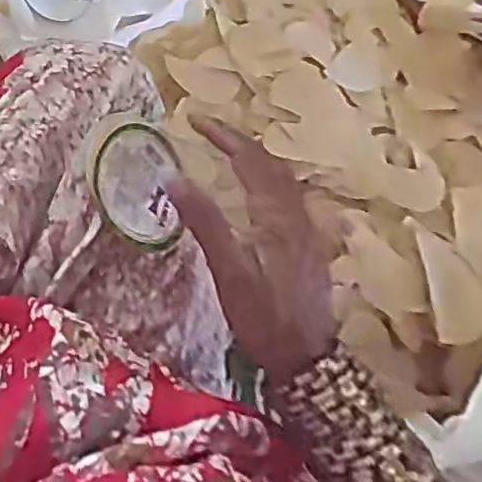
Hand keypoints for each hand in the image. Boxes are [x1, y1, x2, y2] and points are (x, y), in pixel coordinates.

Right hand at [167, 117, 338, 381]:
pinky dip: (265, 174)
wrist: (308, 362)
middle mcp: (295, 213)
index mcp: (276, 214)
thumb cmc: (264, 317)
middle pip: (269, 161)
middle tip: (207, 128)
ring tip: (227, 147)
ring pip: (282, 176)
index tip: (193, 119)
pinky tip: (254, 186)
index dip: (222, 134)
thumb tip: (172, 176)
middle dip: (237, 138)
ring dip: (253, 154)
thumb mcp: (228, 270)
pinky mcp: (306, 243)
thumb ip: (204, 220)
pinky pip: (286, 191)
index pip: (249, 158)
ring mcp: (305, 228)